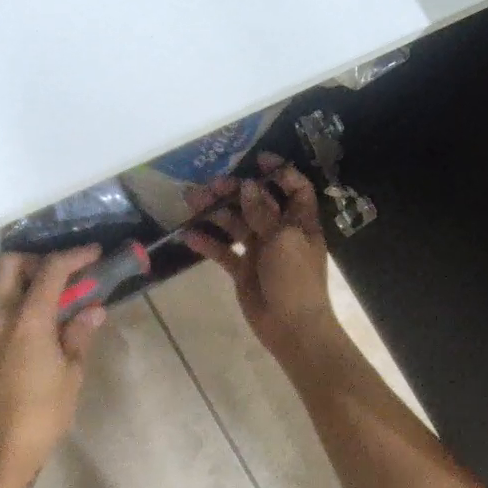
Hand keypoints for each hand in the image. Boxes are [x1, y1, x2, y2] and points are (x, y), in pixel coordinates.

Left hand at [0, 246, 109, 484]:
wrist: (0, 450)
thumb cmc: (43, 413)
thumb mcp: (72, 374)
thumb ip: (79, 336)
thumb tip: (93, 311)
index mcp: (27, 320)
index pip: (50, 271)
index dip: (75, 257)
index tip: (95, 254)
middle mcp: (0, 316)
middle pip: (12, 264)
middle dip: (40, 260)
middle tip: (68, 275)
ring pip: (0, 284)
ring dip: (27, 279)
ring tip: (57, 298)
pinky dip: (17, 299)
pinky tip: (40, 321)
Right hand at [182, 152, 339, 362]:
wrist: (292, 328)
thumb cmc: (295, 280)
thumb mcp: (282, 240)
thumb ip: (263, 212)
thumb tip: (247, 185)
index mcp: (300, 222)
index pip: (294, 188)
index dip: (280, 172)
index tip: (258, 160)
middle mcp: (280, 232)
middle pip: (257, 202)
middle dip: (235, 190)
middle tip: (210, 185)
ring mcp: (260, 251)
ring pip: (236, 223)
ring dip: (215, 212)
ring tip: (191, 201)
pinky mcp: (242, 270)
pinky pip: (223, 251)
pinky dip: (207, 242)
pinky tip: (187, 235)